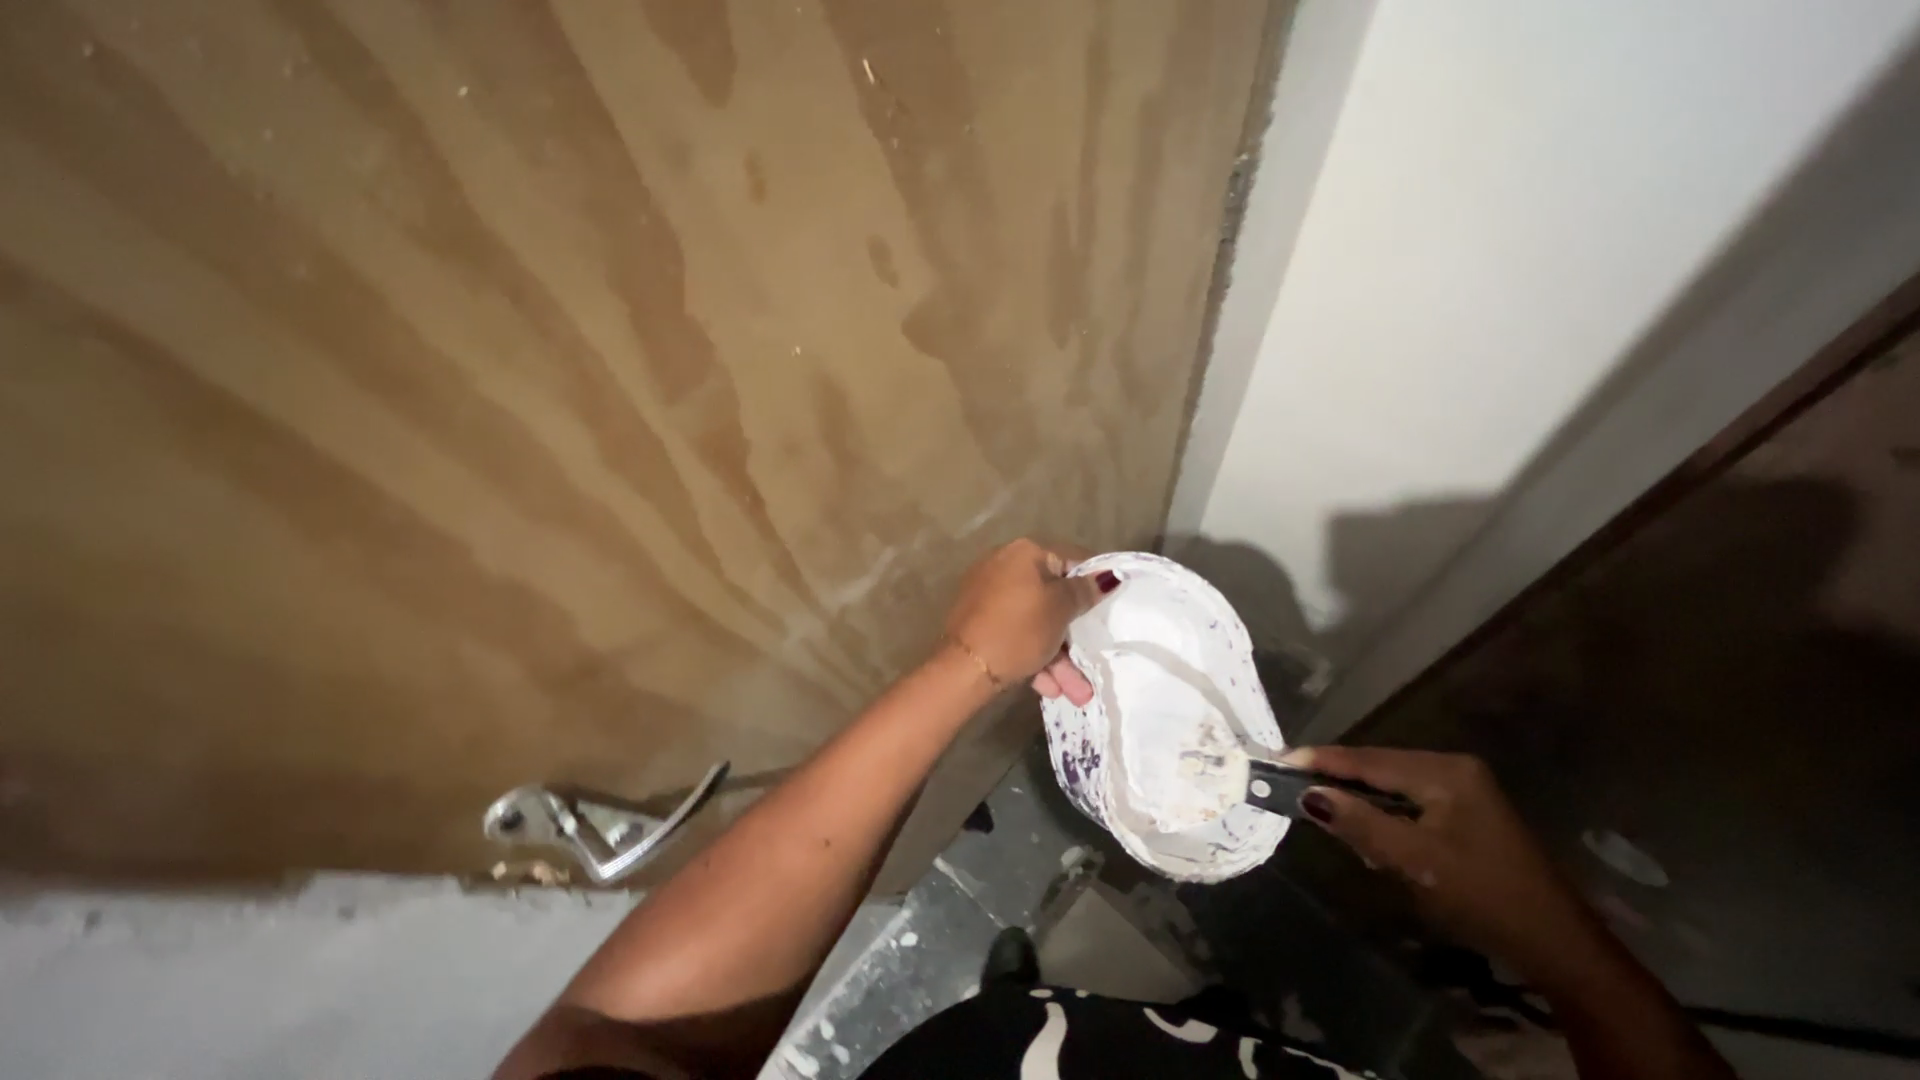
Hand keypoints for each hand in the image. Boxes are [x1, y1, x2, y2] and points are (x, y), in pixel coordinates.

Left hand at [944, 539, 1113, 690]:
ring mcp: (989, 595)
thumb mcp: (1060, 609)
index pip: (1071, 558)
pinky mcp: (980, 622)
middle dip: (1075, 634)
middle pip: (1053, 597)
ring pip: (1036, 622)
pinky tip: (1049, 688)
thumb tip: (1108, 575)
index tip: (1110, 606)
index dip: (1094, 582)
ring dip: (1059, 658)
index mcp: (1024, 553)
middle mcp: (1004, 566)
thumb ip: (1084, 590)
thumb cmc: (1018, 629)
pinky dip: (1034, 657)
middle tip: (1092, 659)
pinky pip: (1017, 634)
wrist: (963, 668)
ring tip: (1077, 693)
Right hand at [1282, 746, 1602, 984]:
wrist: (1555, 944)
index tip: (1278, 760)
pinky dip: (1381, 811)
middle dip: (1336, 777)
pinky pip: (1408, 801)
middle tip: (1289, 782)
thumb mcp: (1414, 860)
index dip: (1322, 761)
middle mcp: (1453, 769)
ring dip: (1357, 795)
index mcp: (1445, 771)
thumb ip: (1359, 823)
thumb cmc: (1482, 896)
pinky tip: (1362, 824)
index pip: (1369, 759)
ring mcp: (1463, 790)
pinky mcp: (1466, 814)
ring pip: (1392, 784)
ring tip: (1315, 801)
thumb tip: (1308, 794)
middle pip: (1379, 766)